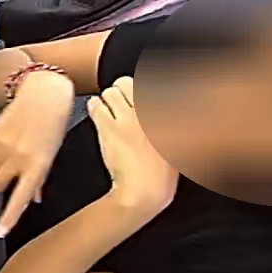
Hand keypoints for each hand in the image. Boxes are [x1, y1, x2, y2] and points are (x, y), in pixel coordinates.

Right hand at [0, 69, 75, 237]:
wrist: (44, 94)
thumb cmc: (53, 124)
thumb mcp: (52, 153)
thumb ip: (40, 178)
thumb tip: (33, 199)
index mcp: (37, 165)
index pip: (20, 199)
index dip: (8, 218)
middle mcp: (19, 159)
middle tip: (6, 175)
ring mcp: (3, 147)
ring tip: (3, 158)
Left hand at [89, 77, 177, 212]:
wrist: (144, 189)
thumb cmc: (160, 172)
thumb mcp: (176, 142)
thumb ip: (171, 122)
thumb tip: (169, 107)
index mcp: (171, 111)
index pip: (151, 84)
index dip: (140, 89)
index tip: (135, 97)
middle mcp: (151, 110)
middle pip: (127, 82)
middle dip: (120, 91)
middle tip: (120, 102)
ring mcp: (130, 117)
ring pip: (110, 91)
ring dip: (107, 100)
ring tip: (109, 110)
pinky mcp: (110, 127)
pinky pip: (96, 105)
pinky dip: (95, 108)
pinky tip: (98, 115)